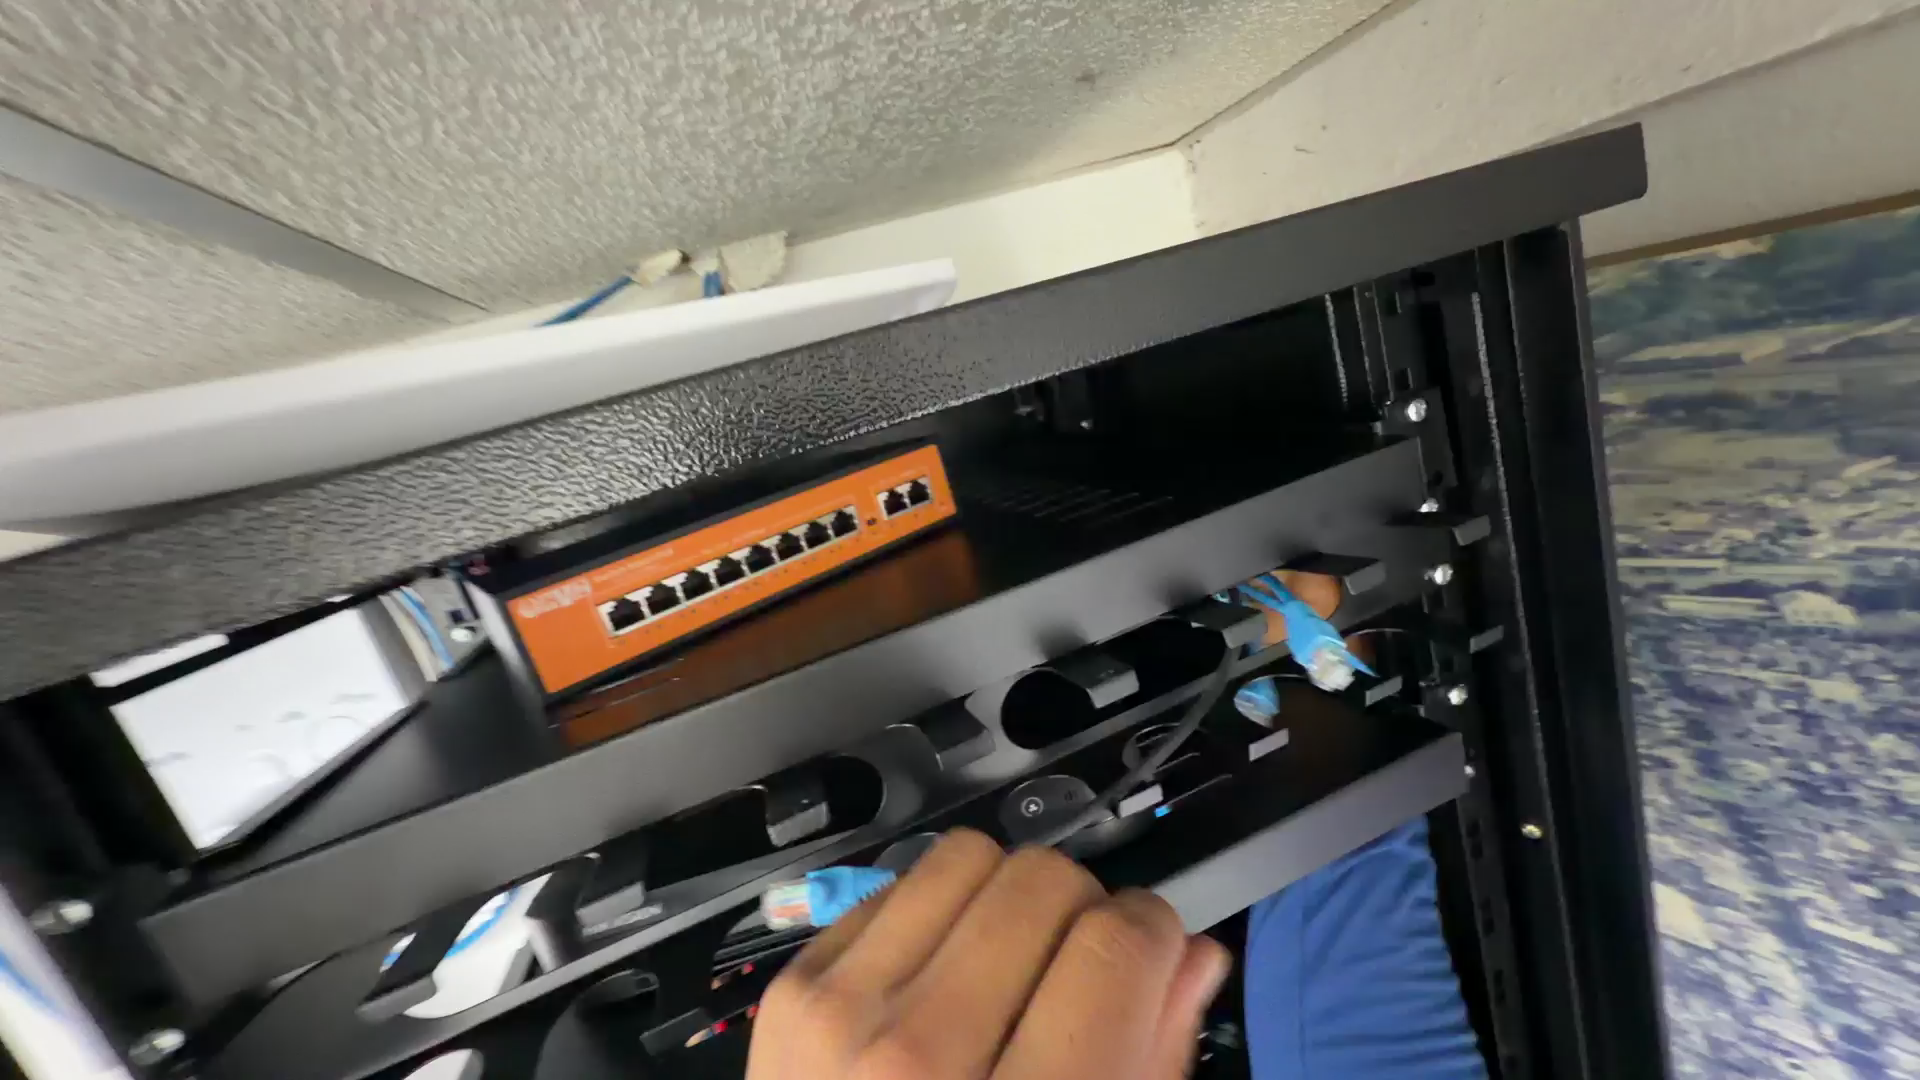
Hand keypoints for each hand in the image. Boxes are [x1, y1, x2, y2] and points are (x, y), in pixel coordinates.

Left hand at [746, 829, 1230, 1078]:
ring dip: (1006, 893)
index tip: (1152, 947)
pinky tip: (939, 973)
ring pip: (967, 856)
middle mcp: (921, 1059)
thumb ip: (1153, 1061)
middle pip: (1041, 882)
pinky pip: (898, 883)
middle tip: (1077, 960)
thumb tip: (1189, 947)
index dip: (1153, 930)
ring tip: (1007, 956)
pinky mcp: (795, 987)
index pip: (1114, 949)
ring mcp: (842, 1013)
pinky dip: (938, 912)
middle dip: (1083, 905)